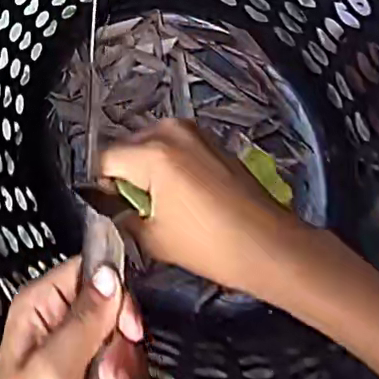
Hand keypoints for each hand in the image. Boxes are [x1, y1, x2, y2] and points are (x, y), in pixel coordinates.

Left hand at [0, 257, 146, 378]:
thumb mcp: (51, 371)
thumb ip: (83, 322)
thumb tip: (107, 272)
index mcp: (41, 311)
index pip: (90, 276)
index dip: (115, 297)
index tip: (127, 327)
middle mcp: (63, 336)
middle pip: (117, 324)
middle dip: (117, 363)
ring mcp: (83, 374)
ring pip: (130, 368)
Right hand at [100, 119, 336, 308]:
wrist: (274, 248)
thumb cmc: (214, 246)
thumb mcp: (156, 241)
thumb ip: (123, 220)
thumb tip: (112, 211)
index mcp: (152, 154)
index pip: (105, 160)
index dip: (104, 186)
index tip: (116, 208)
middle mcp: (168, 131)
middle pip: (126, 147)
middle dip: (126, 174)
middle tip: (140, 208)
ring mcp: (192, 131)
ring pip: (149, 145)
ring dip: (147, 167)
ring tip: (166, 201)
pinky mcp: (209, 139)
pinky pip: (173, 145)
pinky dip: (170, 163)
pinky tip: (186, 194)